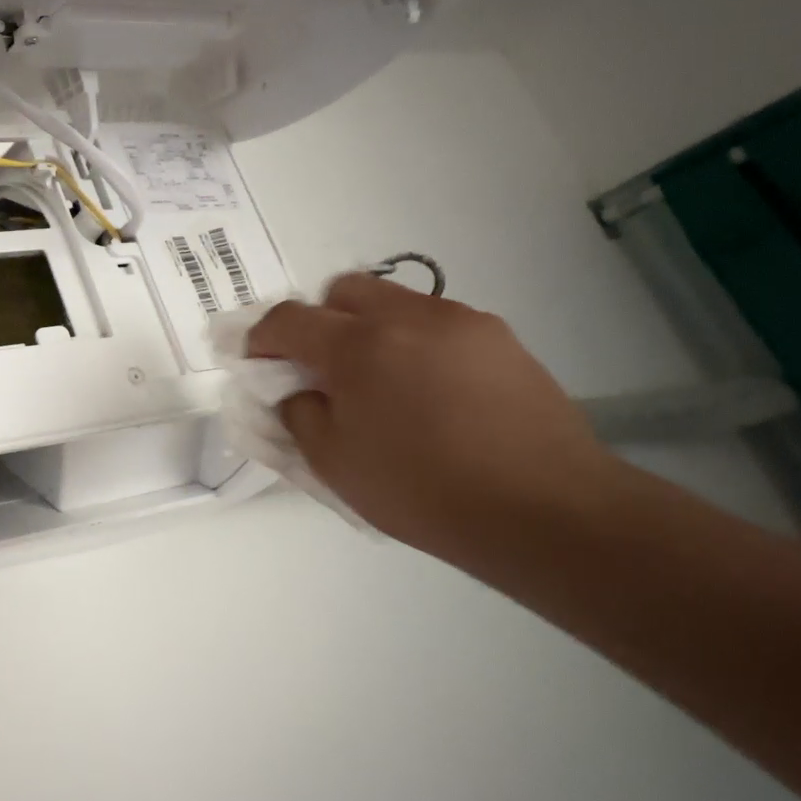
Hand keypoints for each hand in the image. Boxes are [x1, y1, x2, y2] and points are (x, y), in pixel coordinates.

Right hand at [247, 273, 616, 561]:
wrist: (545, 510)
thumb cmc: (421, 489)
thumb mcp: (331, 461)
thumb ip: (298, 413)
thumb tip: (297, 391)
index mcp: (357, 346)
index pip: (288, 319)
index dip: (260, 337)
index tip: (255, 362)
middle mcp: (408, 318)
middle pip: (344, 290)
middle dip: (319, 320)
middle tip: (319, 368)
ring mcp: (462, 324)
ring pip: (395, 303)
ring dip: (369, 330)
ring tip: (378, 385)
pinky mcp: (502, 341)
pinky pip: (438, 325)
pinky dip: (414, 345)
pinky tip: (426, 395)